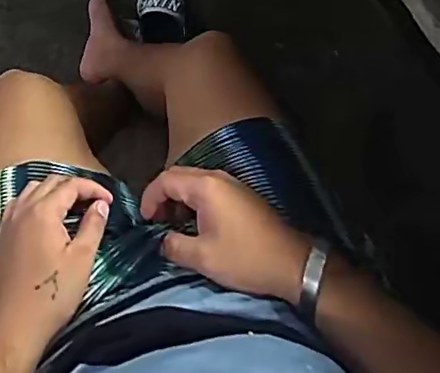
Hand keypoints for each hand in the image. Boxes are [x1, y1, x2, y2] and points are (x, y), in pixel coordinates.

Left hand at [0, 175, 111, 372]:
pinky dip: (36, 199)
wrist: (14, 323)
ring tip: (73, 206)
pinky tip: (45, 216)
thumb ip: (93, 227)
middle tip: (94, 202)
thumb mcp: (81, 261)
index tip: (110, 199)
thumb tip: (101, 204)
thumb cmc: (51, 294)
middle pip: (51, 182)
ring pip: (34, 189)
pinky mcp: (2, 231)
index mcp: (43, 210)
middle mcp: (23, 206)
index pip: (70, 185)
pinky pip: (21, 202)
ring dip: (54, 190)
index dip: (92, 188)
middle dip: (74, 187)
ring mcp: (9, 218)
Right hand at [141, 167, 311, 300]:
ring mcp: (231, 183)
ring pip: (193, 181)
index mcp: (204, 186)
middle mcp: (216, 176)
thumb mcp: (204, 258)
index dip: (149, 198)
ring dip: (178, 198)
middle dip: (162, 196)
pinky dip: (194, 200)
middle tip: (155, 220)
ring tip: (174, 224)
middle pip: (177, 176)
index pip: (165, 180)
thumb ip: (175, 246)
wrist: (295, 264)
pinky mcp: (241, 194)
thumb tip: (161, 241)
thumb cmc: (246, 259)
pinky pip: (208, 188)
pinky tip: (197, 223)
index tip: (144, 219)